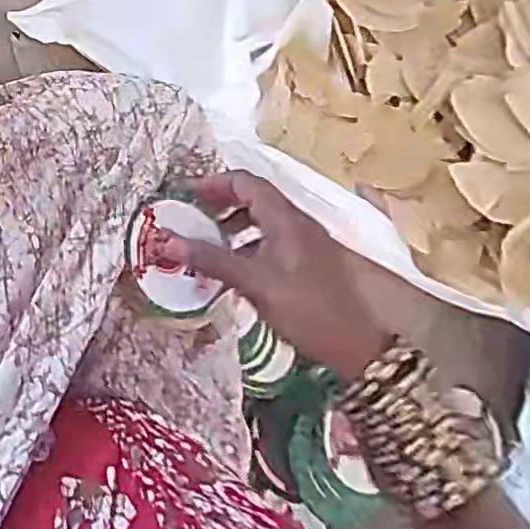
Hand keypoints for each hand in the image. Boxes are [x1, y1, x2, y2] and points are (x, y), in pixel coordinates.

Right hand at [161, 171, 425, 379]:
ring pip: (263, 221)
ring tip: (207, 245)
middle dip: (220, 203)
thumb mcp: (255, 283)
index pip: (246, 182)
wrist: (364, 346)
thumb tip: (166, 240)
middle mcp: (296, 223)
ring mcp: (305, 244)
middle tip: (191, 217)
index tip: (185, 194)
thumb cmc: (310, 308)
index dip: (214, 183)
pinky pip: (270, 242)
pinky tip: (234, 270)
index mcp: (285, 218)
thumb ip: (211, 260)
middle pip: (254, 198)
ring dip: (233, 226)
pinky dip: (247, 246)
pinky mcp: (308, 264)